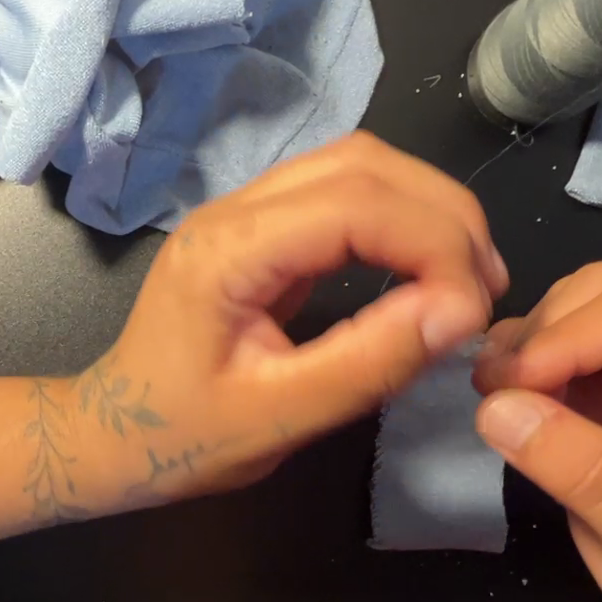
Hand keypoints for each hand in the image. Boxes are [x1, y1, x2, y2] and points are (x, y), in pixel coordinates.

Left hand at [82, 132, 507, 507]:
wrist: (116, 434)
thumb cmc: (182, 437)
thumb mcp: (278, 416)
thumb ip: (367, 363)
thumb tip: (459, 313)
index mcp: (227, 251)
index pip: (355, 204)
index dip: (434, 243)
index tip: (475, 308)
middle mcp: (233, 212)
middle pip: (361, 164)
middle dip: (441, 215)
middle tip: (485, 286)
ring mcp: (241, 216)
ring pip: (353, 168)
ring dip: (422, 210)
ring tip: (466, 275)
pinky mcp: (255, 233)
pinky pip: (337, 198)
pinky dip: (392, 222)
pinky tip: (419, 267)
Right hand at [471, 263, 601, 601]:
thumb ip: (589, 475)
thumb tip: (496, 408)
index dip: (574, 332)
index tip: (514, 384)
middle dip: (546, 331)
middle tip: (497, 388)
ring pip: (580, 307)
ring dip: (528, 341)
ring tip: (497, 395)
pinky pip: (558, 345)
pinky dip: (521, 361)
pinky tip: (507, 400)